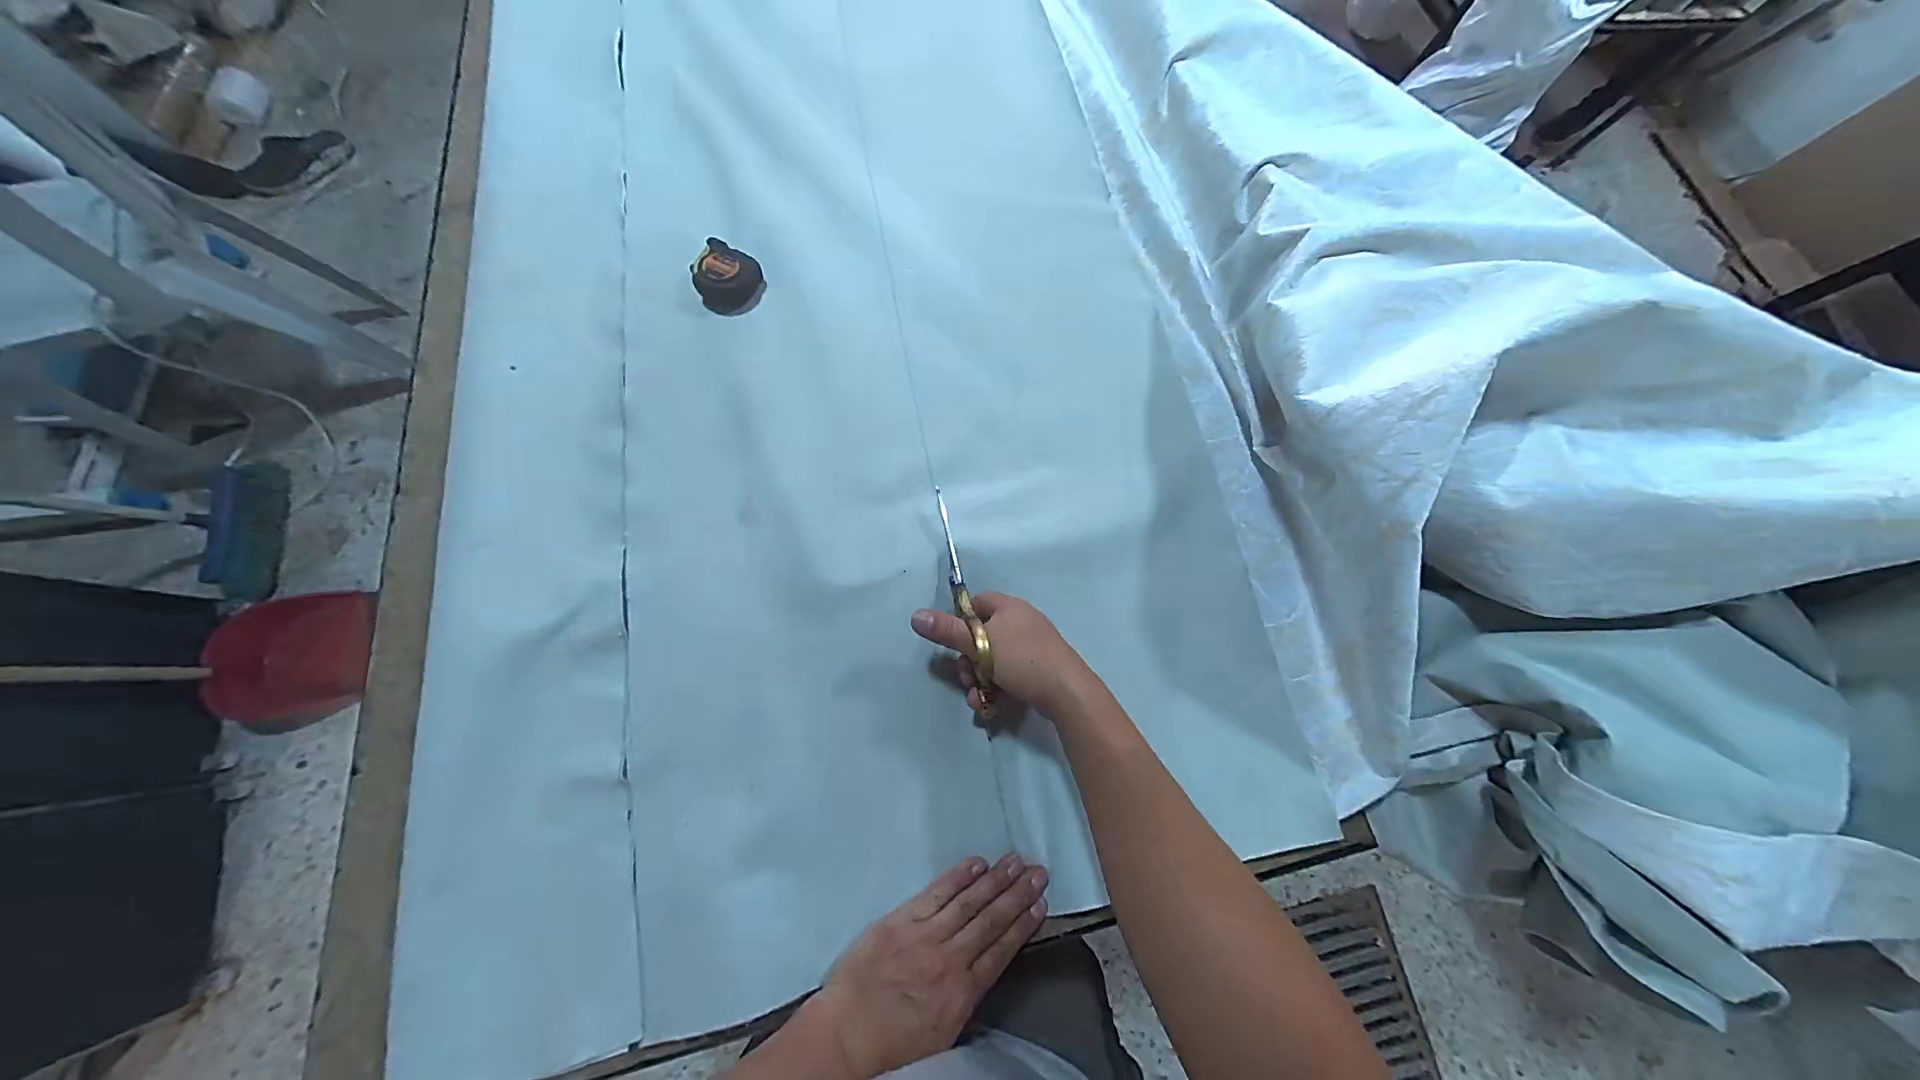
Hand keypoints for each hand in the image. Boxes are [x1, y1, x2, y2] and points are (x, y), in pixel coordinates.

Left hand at [792, 854, 1049, 1077]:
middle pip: (991, 920)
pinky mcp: (900, 921)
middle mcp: (948, 959)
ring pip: (968, 902)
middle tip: (1037, 872)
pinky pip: (935, 894)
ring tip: (1014, 862)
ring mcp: (924, 936)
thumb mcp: (942, 1033)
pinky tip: (975, 865)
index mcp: (961, 993)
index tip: (1040, 905)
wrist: (844, 1038)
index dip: (1023, 925)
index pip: (1001, 950)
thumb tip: (981, 972)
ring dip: (995, 880)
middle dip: (1017, 894)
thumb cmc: (889, 1046)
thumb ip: (964, 998)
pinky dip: (957, 878)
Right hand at [912, 593, 1099, 719]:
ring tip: (978, 698)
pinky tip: (992, 705)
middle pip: (983, 636)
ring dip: (980, 680)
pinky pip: (1011, 674)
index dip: (961, 621)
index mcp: (1010, 607)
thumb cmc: (1021, 660)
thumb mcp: (979, 645)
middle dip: (968, 661)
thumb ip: (947, 631)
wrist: (1067, 691)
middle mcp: (1023, 621)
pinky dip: (998, 688)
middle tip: (965, 677)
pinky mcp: (1040, 669)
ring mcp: (1034, 646)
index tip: (952, 642)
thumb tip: (915, 615)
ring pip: (995, 660)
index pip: (977, 603)